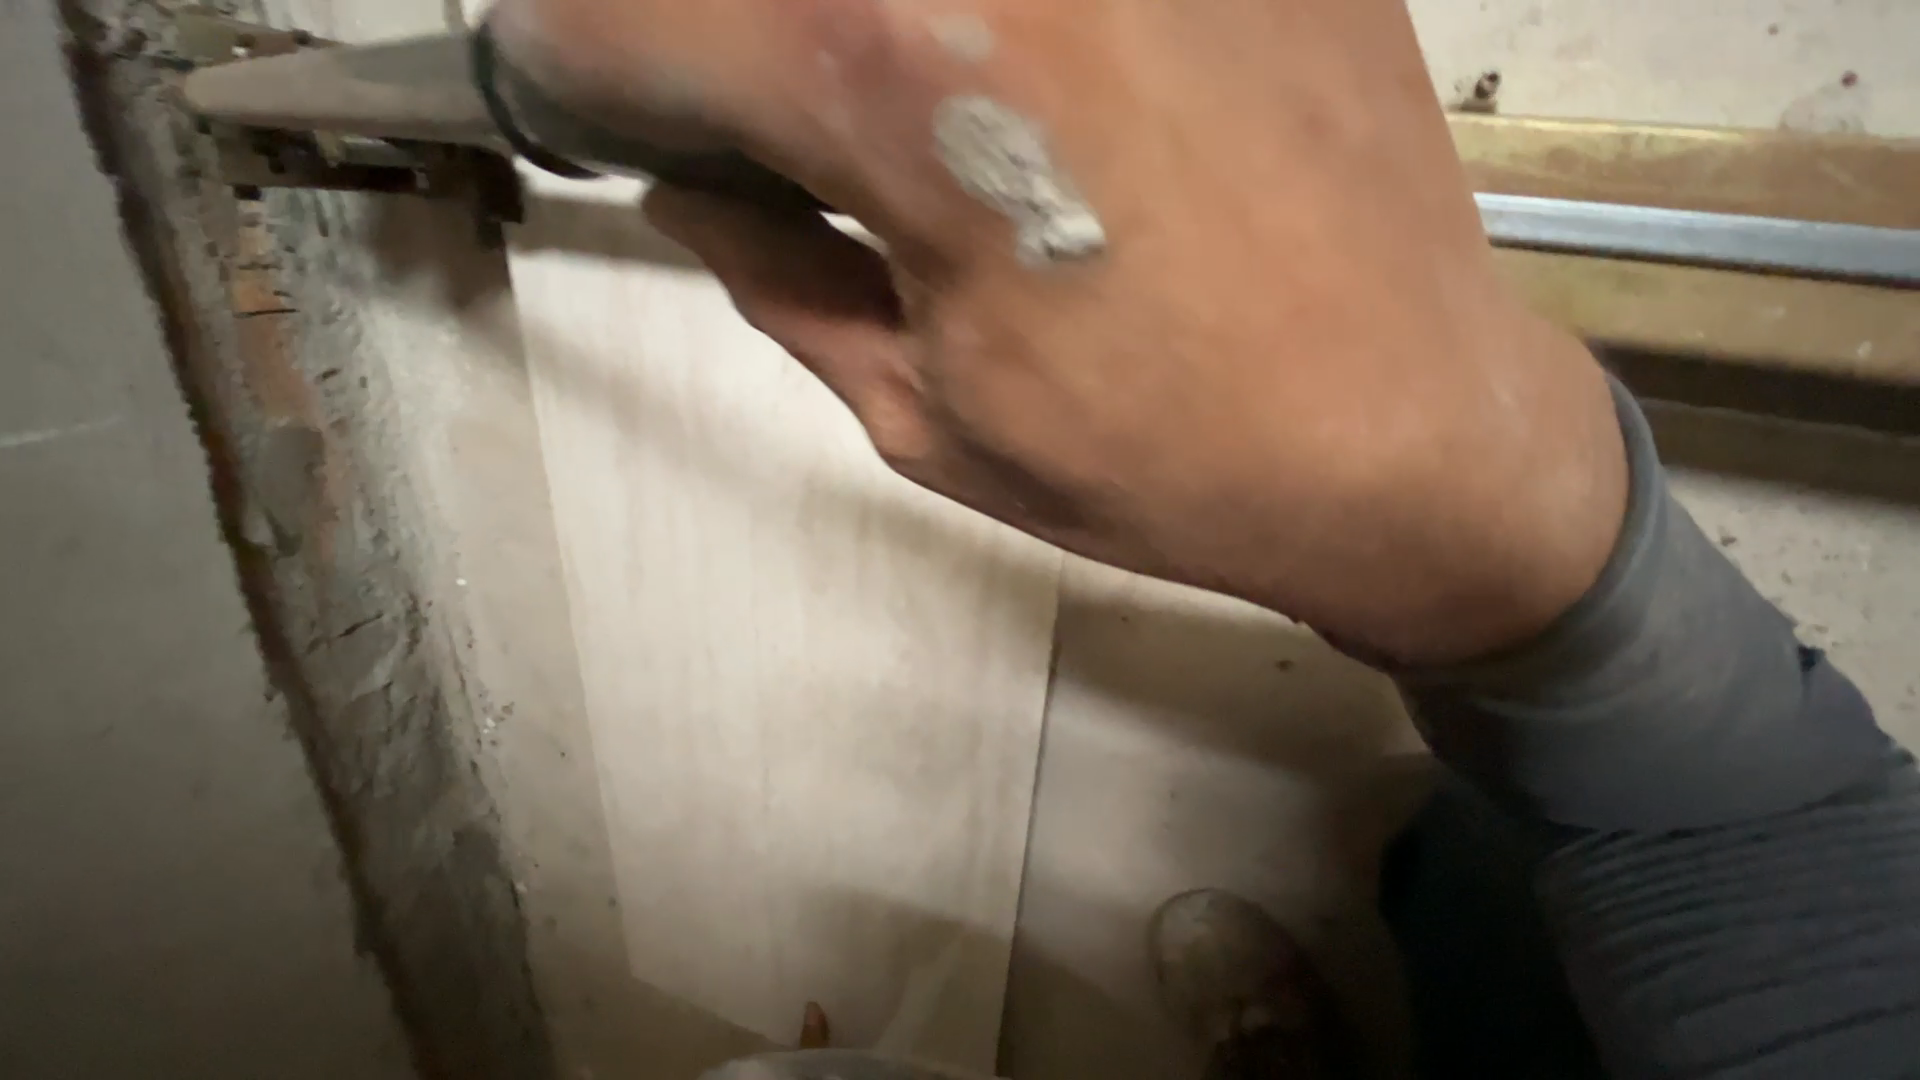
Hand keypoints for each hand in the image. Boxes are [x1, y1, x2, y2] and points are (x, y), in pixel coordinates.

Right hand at [489, 0, 1627, 665]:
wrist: (1402, 439)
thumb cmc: (1161, 464)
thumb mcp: (926, 416)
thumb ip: (784, 280)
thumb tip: (695, 188)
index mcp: (902, 70)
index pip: (634, 7)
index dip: (581, 55)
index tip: (582, 92)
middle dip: (708, 27)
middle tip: (727, 106)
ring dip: (844, 29)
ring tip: (881, 118)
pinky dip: (980, 22)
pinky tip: (1016, 89)